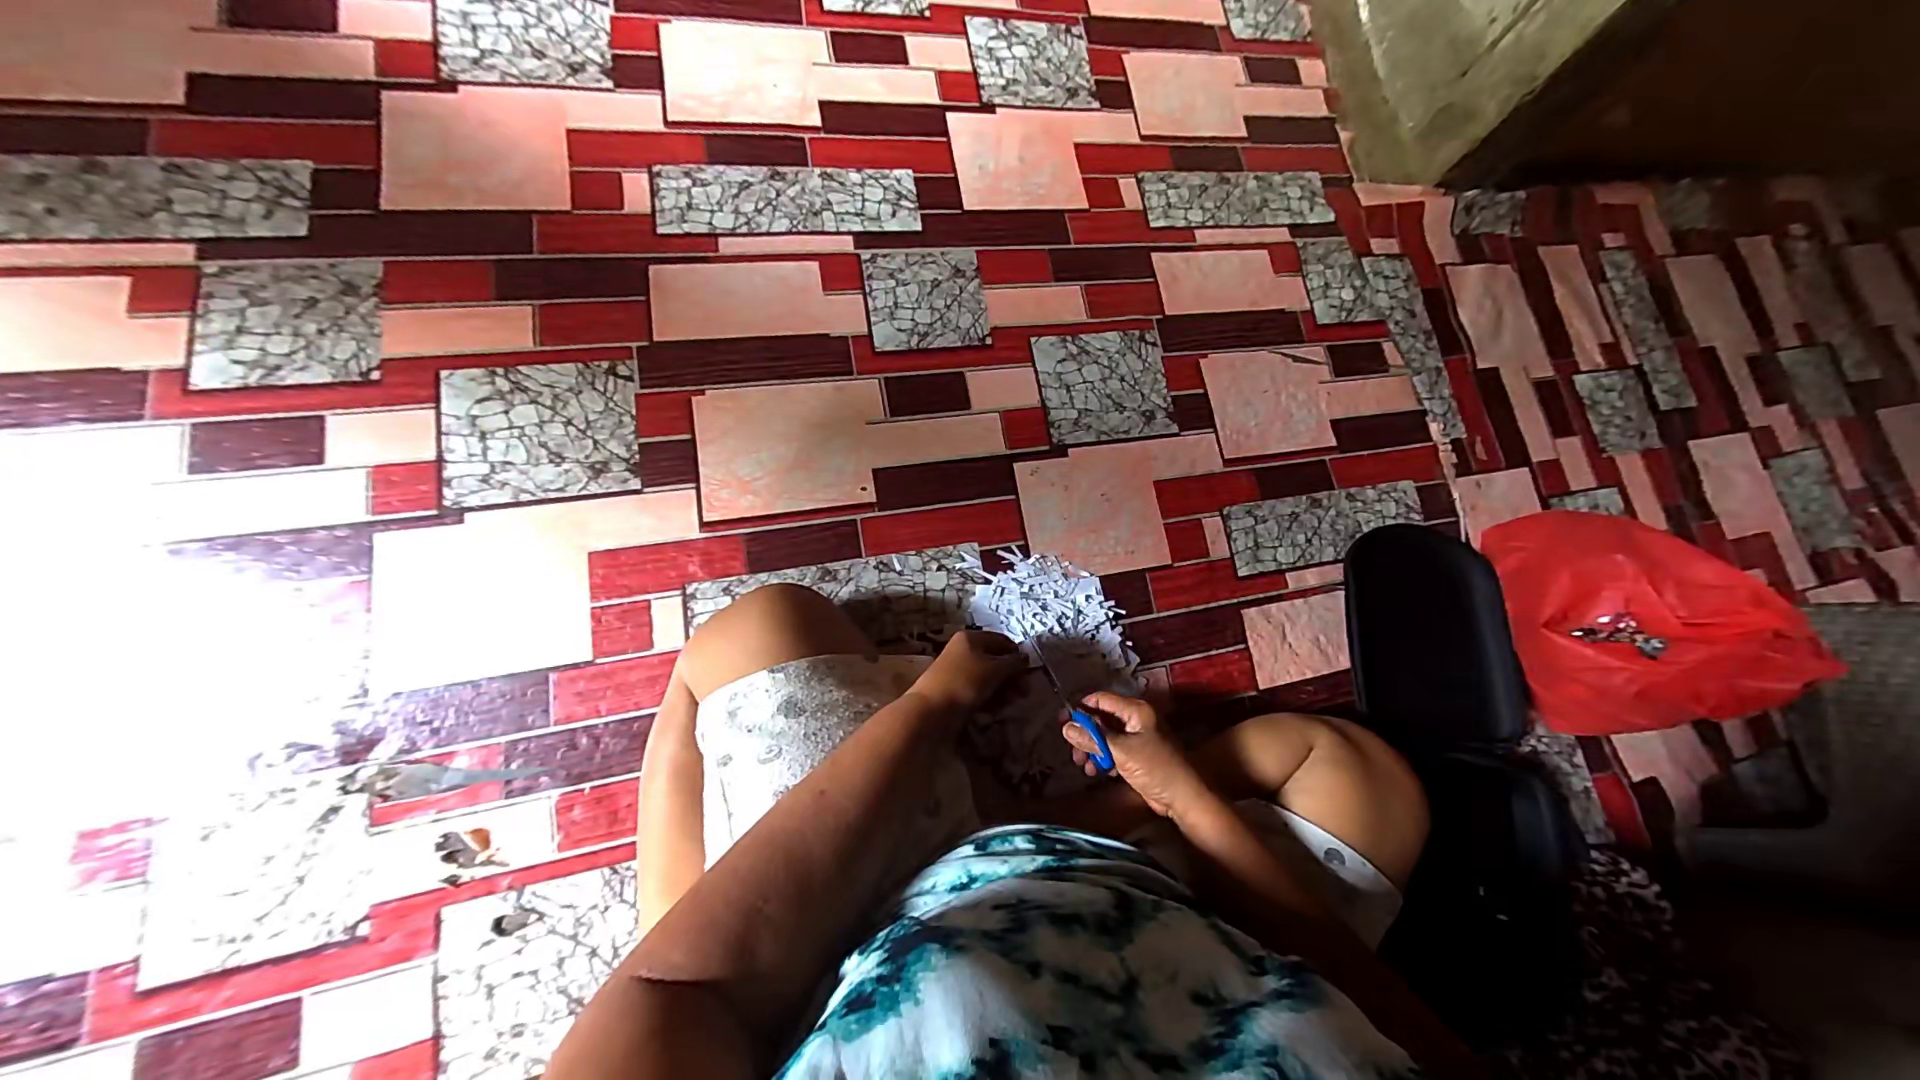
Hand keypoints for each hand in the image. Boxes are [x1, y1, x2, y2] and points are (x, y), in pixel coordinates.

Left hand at [913, 630, 1025, 712]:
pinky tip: (994, 710)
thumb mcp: (995, 669)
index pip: (1002, 641)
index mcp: (971, 638)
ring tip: (1009, 703)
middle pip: (996, 660)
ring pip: (989, 678)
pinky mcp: (956, 691)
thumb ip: (1014, 663)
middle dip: (1012, 676)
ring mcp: (959, 671)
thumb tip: (1026, 657)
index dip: (1017, 655)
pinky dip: (989, 698)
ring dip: (1003, 690)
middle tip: (1024, 692)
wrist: (931, 710)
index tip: (1029, 672)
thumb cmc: (965, 682)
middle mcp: (964, 651)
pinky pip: (979, 691)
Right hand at [1062, 692, 1209, 818]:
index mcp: (1136, 711)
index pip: (1101, 700)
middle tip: (1073, 750)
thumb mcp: (1121, 751)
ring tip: (1083, 765)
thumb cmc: (1155, 768)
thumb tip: (1066, 727)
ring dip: (1091, 749)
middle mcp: (1135, 720)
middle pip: (1101, 719)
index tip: (1063, 722)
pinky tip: (1095, 771)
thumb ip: (1093, 737)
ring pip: (1104, 737)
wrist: (1183, 798)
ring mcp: (1136, 738)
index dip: (1081, 709)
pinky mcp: (1136, 756)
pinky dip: (1102, 759)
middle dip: (1085, 734)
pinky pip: (1112, 751)